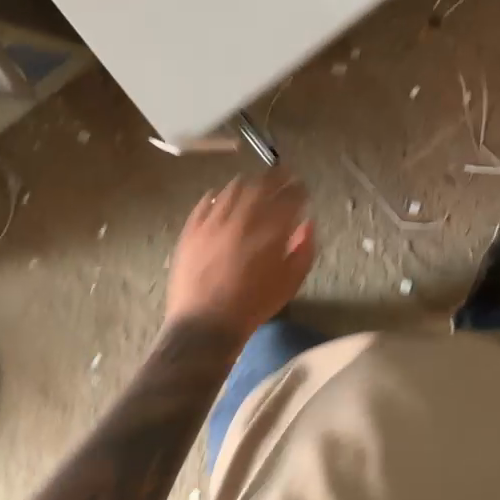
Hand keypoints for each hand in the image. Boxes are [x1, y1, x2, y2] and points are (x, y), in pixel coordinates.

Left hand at [164, 169, 315, 339]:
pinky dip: (217, 195)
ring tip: (254, 184)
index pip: (289, 197)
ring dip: (248, 183)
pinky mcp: (191, 229)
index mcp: (271, 230)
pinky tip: (222, 197)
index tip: (302, 188)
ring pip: (233, 189)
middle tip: (282, 175)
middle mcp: (242, 218)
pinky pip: (205, 202)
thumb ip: (304, 248)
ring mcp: (213, 221)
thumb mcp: (291, 282)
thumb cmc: (254, 305)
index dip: (298, 189)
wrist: (206, 324)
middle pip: (261, 185)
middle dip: (276, 178)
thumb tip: (308, 223)